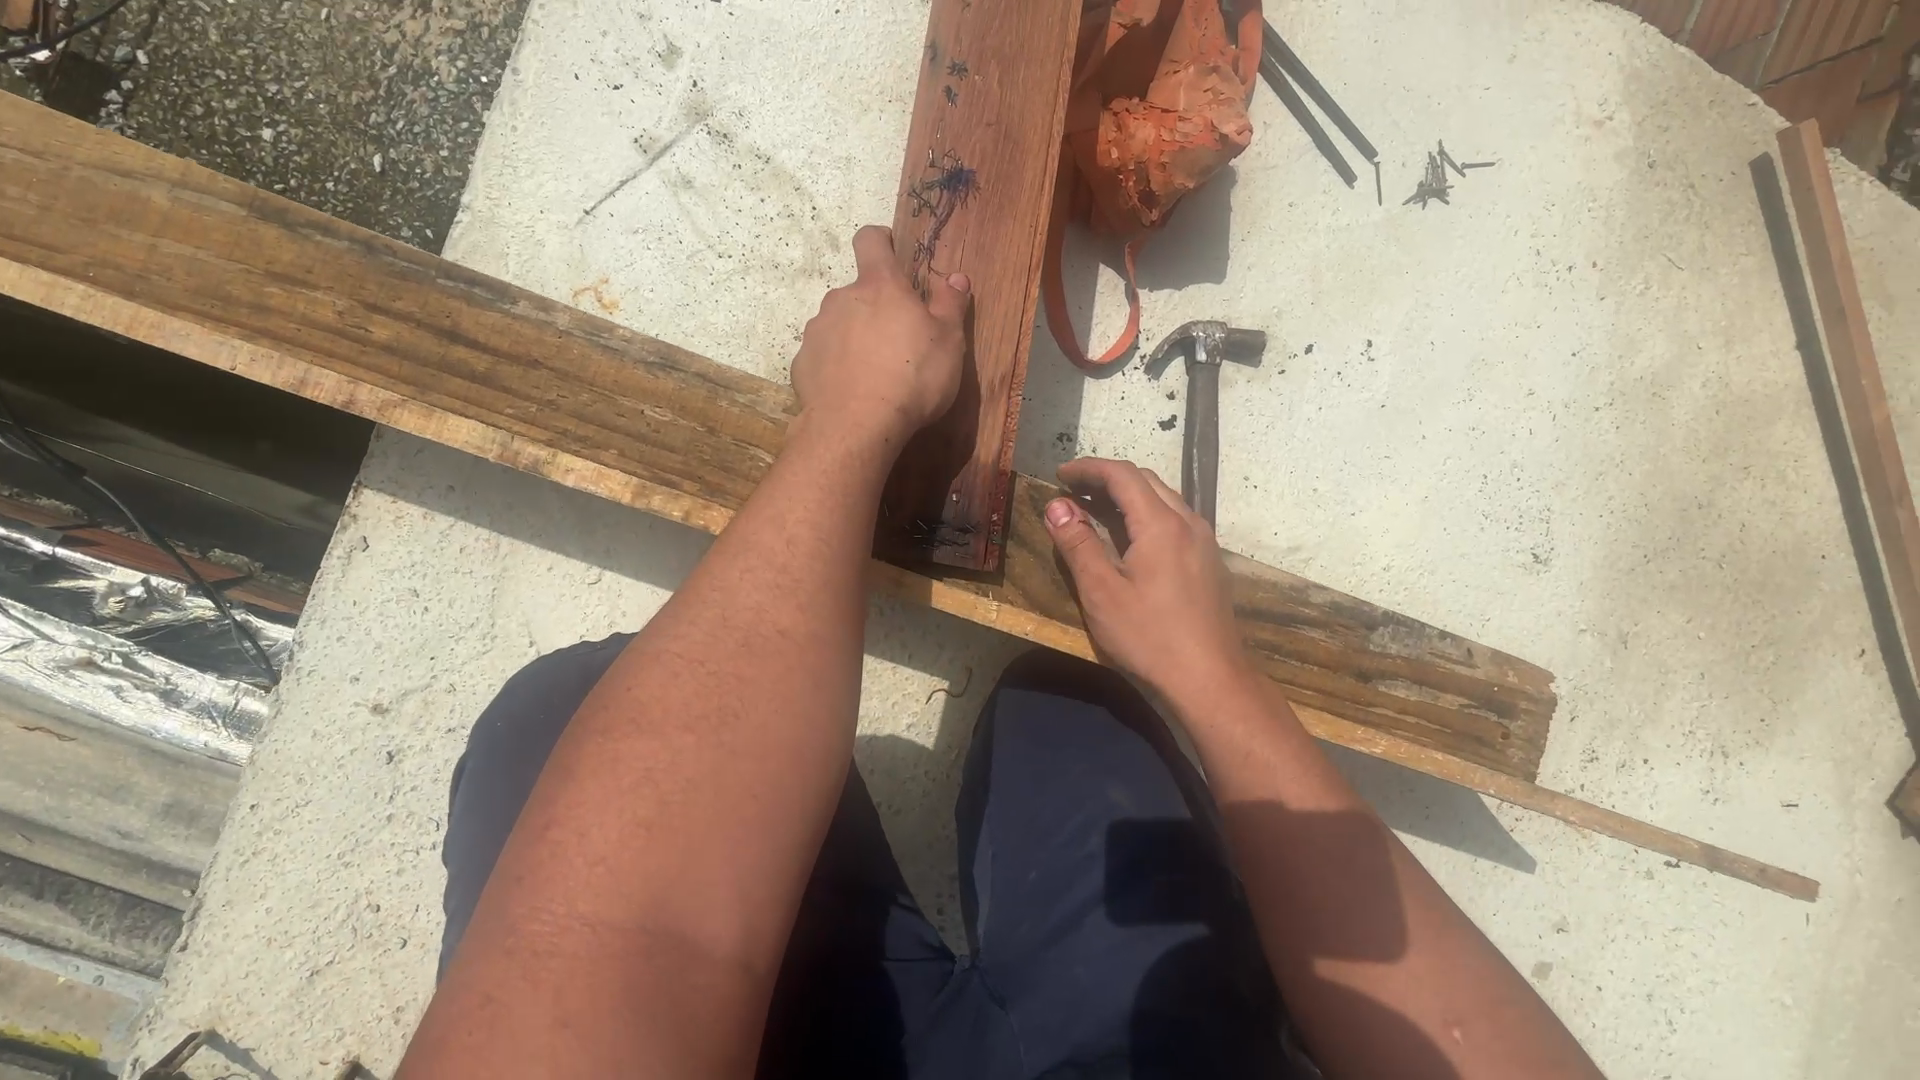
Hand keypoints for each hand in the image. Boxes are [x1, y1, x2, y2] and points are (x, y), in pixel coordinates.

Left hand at [789, 226, 970, 452]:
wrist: (856, 426)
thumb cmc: (911, 378)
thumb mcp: (949, 342)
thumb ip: (951, 305)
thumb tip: (956, 276)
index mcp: (879, 286)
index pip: (870, 240)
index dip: (880, 241)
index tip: (892, 253)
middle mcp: (841, 299)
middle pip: (857, 291)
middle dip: (874, 308)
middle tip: (897, 341)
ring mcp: (816, 331)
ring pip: (838, 324)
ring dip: (854, 338)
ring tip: (874, 373)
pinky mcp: (802, 364)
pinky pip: (823, 357)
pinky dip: (836, 367)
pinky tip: (852, 392)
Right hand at [1044, 458, 1253, 708]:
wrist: (1211, 681)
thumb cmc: (1150, 638)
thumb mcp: (1101, 592)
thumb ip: (1078, 544)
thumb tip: (1057, 506)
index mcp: (1161, 524)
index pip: (1123, 475)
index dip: (1088, 469)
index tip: (1060, 474)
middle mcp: (1189, 523)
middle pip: (1147, 481)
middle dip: (1108, 478)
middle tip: (1074, 490)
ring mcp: (1204, 543)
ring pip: (1164, 500)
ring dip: (1129, 496)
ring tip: (1096, 510)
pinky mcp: (1209, 563)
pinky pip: (1175, 521)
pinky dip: (1146, 515)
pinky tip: (1130, 539)